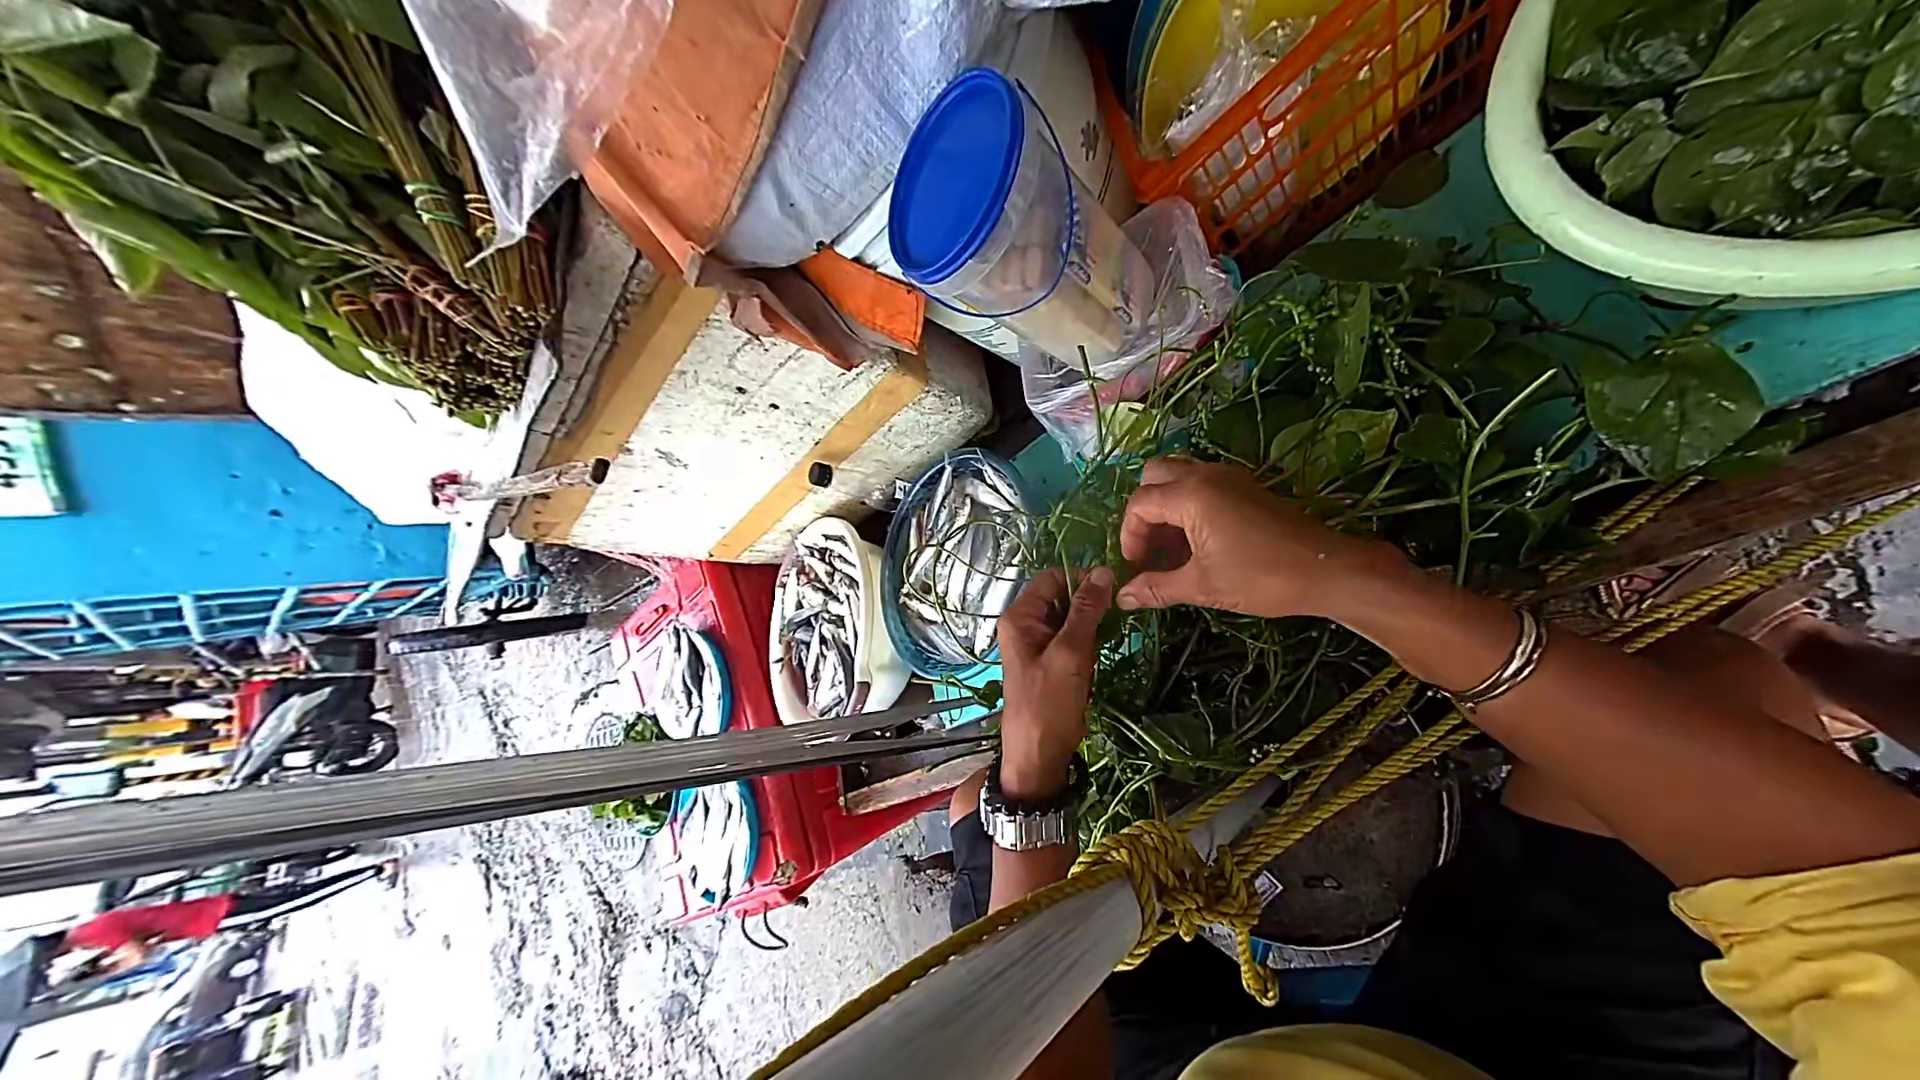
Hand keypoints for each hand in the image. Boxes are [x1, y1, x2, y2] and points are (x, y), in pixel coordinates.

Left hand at [996, 566, 1112, 799]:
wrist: (1039, 754)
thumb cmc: (1049, 702)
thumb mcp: (1070, 653)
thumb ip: (1086, 610)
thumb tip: (1105, 572)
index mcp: (1020, 616)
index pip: (1052, 577)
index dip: (1081, 578)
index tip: (1113, 588)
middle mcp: (1025, 624)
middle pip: (1062, 596)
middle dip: (1088, 607)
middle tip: (1110, 623)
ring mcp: (1038, 643)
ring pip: (1071, 619)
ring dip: (1089, 630)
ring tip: (1095, 651)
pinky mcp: (1051, 660)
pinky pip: (1072, 640)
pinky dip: (1087, 646)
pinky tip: (1093, 661)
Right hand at [1116, 457, 1404, 618]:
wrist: (1329, 570)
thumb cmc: (1262, 578)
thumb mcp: (1203, 586)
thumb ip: (1157, 588)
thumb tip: (1122, 598)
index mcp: (1192, 494)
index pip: (1139, 503)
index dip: (1129, 534)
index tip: (1136, 565)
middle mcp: (1206, 475)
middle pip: (1154, 475)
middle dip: (1143, 510)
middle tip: (1150, 547)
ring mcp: (1228, 476)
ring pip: (1178, 475)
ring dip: (1165, 505)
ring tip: (1171, 546)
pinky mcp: (1245, 486)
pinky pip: (1201, 483)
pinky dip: (1187, 504)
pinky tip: (1197, 541)